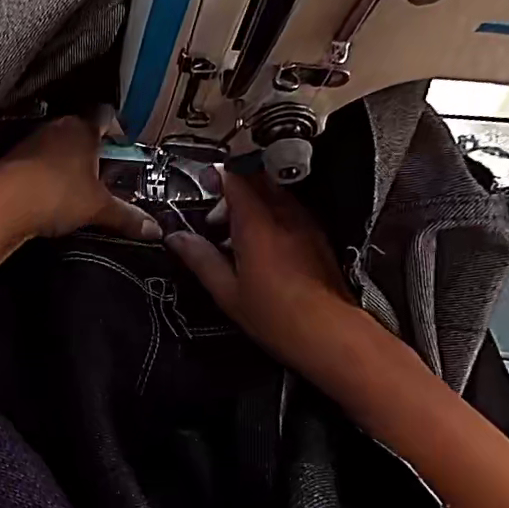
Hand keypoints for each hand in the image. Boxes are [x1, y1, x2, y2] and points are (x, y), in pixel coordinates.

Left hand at [0, 111, 161, 241]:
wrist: (1, 207)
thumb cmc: (56, 194)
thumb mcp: (99, 208)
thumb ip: (127, 216)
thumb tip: (154, 229)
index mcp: (83, 129)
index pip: (107, 116)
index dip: (120, 131)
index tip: (128, 148)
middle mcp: (57, 127)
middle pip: (85, 132)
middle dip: (98, 152)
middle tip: (111, 174)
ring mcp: (33, 141)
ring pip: (62, 146)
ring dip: (74, 163)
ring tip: (85, 188)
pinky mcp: (15, 159)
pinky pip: (42, 161)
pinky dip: (52, 174)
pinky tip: (57, 195)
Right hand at [164, 166, 374, 371]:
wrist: (329, 333)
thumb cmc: (281, 318)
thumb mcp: (227, 292)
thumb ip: (200, 259)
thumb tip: (179, 241)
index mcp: (257, 224)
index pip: (236, 178)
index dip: (218, 174)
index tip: (205, 182)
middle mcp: (284, 216)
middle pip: (257, 179)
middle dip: (234, 188)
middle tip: (217, 213)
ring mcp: (304, 224)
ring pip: (275, 194)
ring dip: (253, 203)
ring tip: (236, 234)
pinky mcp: (316, 237)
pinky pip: (290, 211)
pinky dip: (271, 217)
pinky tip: (260, 246)